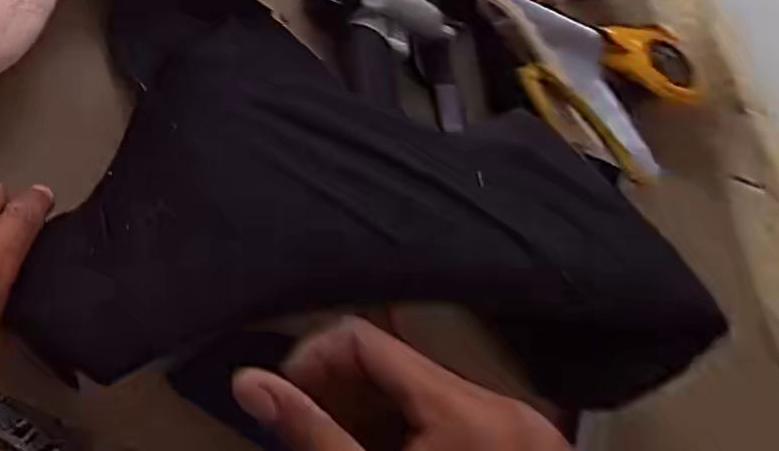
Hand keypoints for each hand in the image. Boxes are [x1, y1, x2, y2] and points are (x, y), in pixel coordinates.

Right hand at [231, 318, 569, 450]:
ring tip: (345, 448)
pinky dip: (407, 436)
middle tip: (312, 431)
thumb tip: (247, 383)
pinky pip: (448, 423)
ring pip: (414, 393)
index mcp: (472, 412)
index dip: (308, 359)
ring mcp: (531, 442)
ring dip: (367, 415)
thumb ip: (308, 430)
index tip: (287, 395)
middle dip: (337, 394)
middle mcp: (508, 414)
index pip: (358, 338)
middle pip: (387, 365)